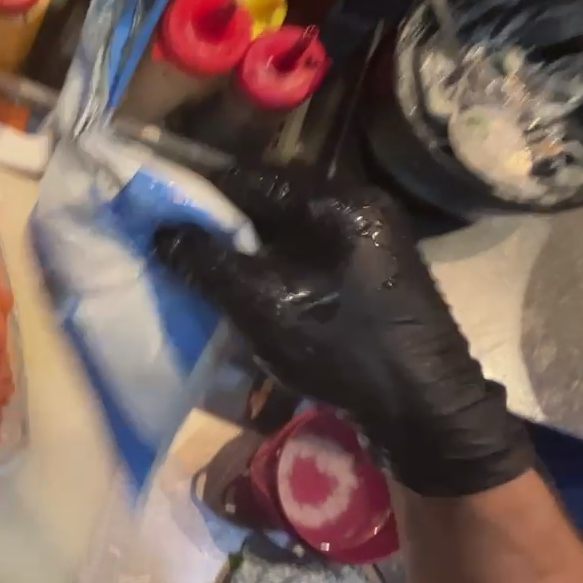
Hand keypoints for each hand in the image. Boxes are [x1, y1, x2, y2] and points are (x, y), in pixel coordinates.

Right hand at [154, 166, 533, 496]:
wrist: (423, 406)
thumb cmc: (342, 350)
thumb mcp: (262, 307)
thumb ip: (208, 264)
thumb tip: (162, 232)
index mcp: (339, 203)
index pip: (251, 176)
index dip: (199, 189)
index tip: (159, 206)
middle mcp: (358, 204)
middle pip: (269, 196)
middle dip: (218, 214)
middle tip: (175, 235)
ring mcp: (367, 233)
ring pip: (284, 221)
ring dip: (241, 236)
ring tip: (200, 256)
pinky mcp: (367, 261)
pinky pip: (301, 243)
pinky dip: (266, 254)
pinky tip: (242, 277)